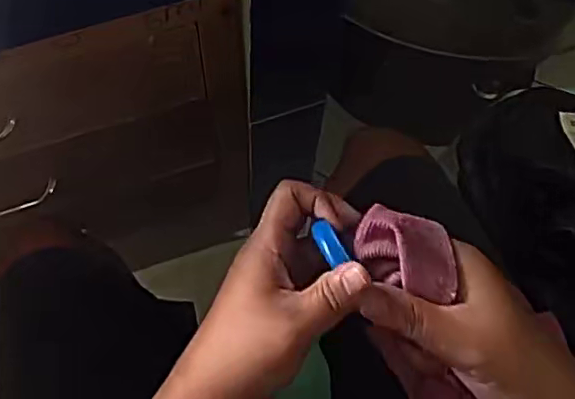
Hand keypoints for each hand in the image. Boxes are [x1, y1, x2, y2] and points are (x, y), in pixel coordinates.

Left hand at [157, 180, 371, 398]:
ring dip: (336, 264)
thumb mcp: (295, 323)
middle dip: (337, 237)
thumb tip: (362, 272)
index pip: (290, 194)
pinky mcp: (279, 300)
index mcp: (266, 245)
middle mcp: (270, 254)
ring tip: (361, 284)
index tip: (345, 227)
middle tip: (363, 259)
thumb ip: (332, 296)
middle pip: (307, 223)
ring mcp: (274, 276)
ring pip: (311, 254)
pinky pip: (309, 279)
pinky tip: (346, 304)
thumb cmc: (239, 352)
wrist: (212, 389)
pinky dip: (330, 286)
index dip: (321, 200)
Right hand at [358, 240, 574, 398]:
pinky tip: (427, 371)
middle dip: (390, 310)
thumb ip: (408, 313)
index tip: (348, 272)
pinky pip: (413, 336)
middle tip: (399, 337)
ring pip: (400, 311)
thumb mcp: (461, 338)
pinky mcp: (448, 335)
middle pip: (394, 277)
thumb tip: (357, 287)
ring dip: (404, 340)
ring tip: (428, 364)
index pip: (399, 236)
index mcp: (455, 257)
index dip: (371, 251)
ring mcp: (448, 306)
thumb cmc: (523, 367)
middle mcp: (449, 274)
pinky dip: (413, 355)